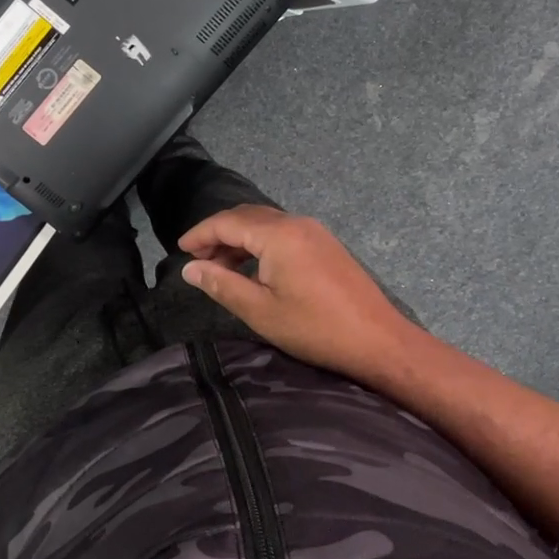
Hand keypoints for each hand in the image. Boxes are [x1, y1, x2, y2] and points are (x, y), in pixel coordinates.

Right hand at [179, 205, 417, 381]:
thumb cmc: (315, 328)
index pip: (227, 222)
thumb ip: (221, 285)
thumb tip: (190, 269)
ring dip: (238, 239)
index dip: (200, 234)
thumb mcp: (260, 311)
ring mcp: (314, 232)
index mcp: (278, 235)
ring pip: (264, 223)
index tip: (179, 250)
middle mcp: (296, 223)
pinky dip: (259, 243)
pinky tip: (252, 268)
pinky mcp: (325, 245)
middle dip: (217, 233)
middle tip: (197, 259)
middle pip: (246, 216)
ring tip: (220, 267)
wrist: (379, 342)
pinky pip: (282, 232)